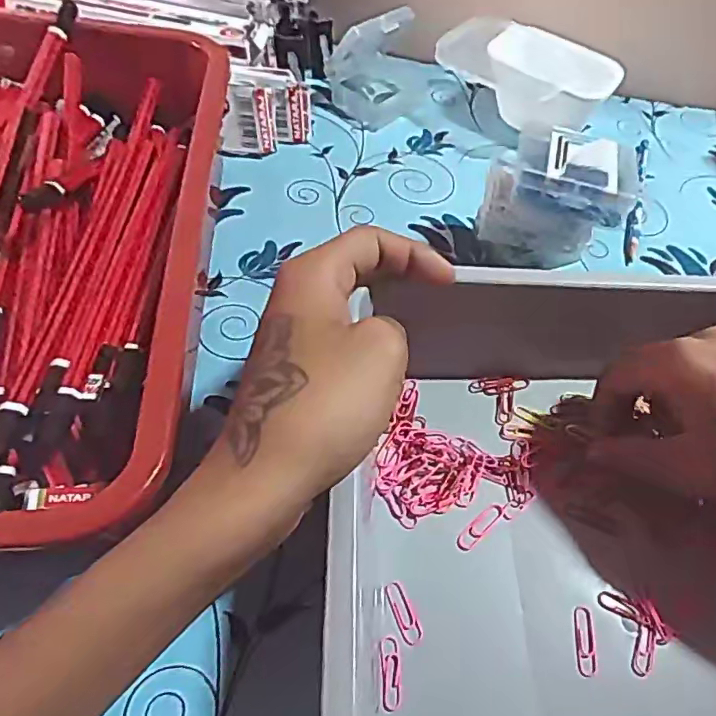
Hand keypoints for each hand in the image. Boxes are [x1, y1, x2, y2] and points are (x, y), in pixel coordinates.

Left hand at [200, 226, 454, 516]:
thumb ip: (393, 325)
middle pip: (354, 268)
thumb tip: (378, 337)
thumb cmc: (327, 403)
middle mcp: (293, 299)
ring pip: (346, 309)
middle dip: (399, 277)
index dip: (415, 253)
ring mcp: (288, 339)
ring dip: (383, 315)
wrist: (268, 475)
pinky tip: (384, 375)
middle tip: (434, 299)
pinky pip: (337, 344)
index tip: (448, 282)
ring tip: (417, 337)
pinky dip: (365, 347)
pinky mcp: (290, 376)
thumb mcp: (383, 348)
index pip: (369, 240)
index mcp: (311, 276)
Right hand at [585, 325, 715, 511]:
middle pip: (641, 366)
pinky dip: (683, 394)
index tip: (603, 446)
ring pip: (670, 366)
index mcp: (680, 358)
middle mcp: (702, 337)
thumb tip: (597, 453)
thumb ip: (633, 457)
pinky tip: (704, 429)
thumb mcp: (691, 468)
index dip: (600, 412)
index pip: (615, 375)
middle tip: (630, 448)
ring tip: (669, 444)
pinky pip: (699, 367)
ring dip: (655, 402)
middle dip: (626, 406)